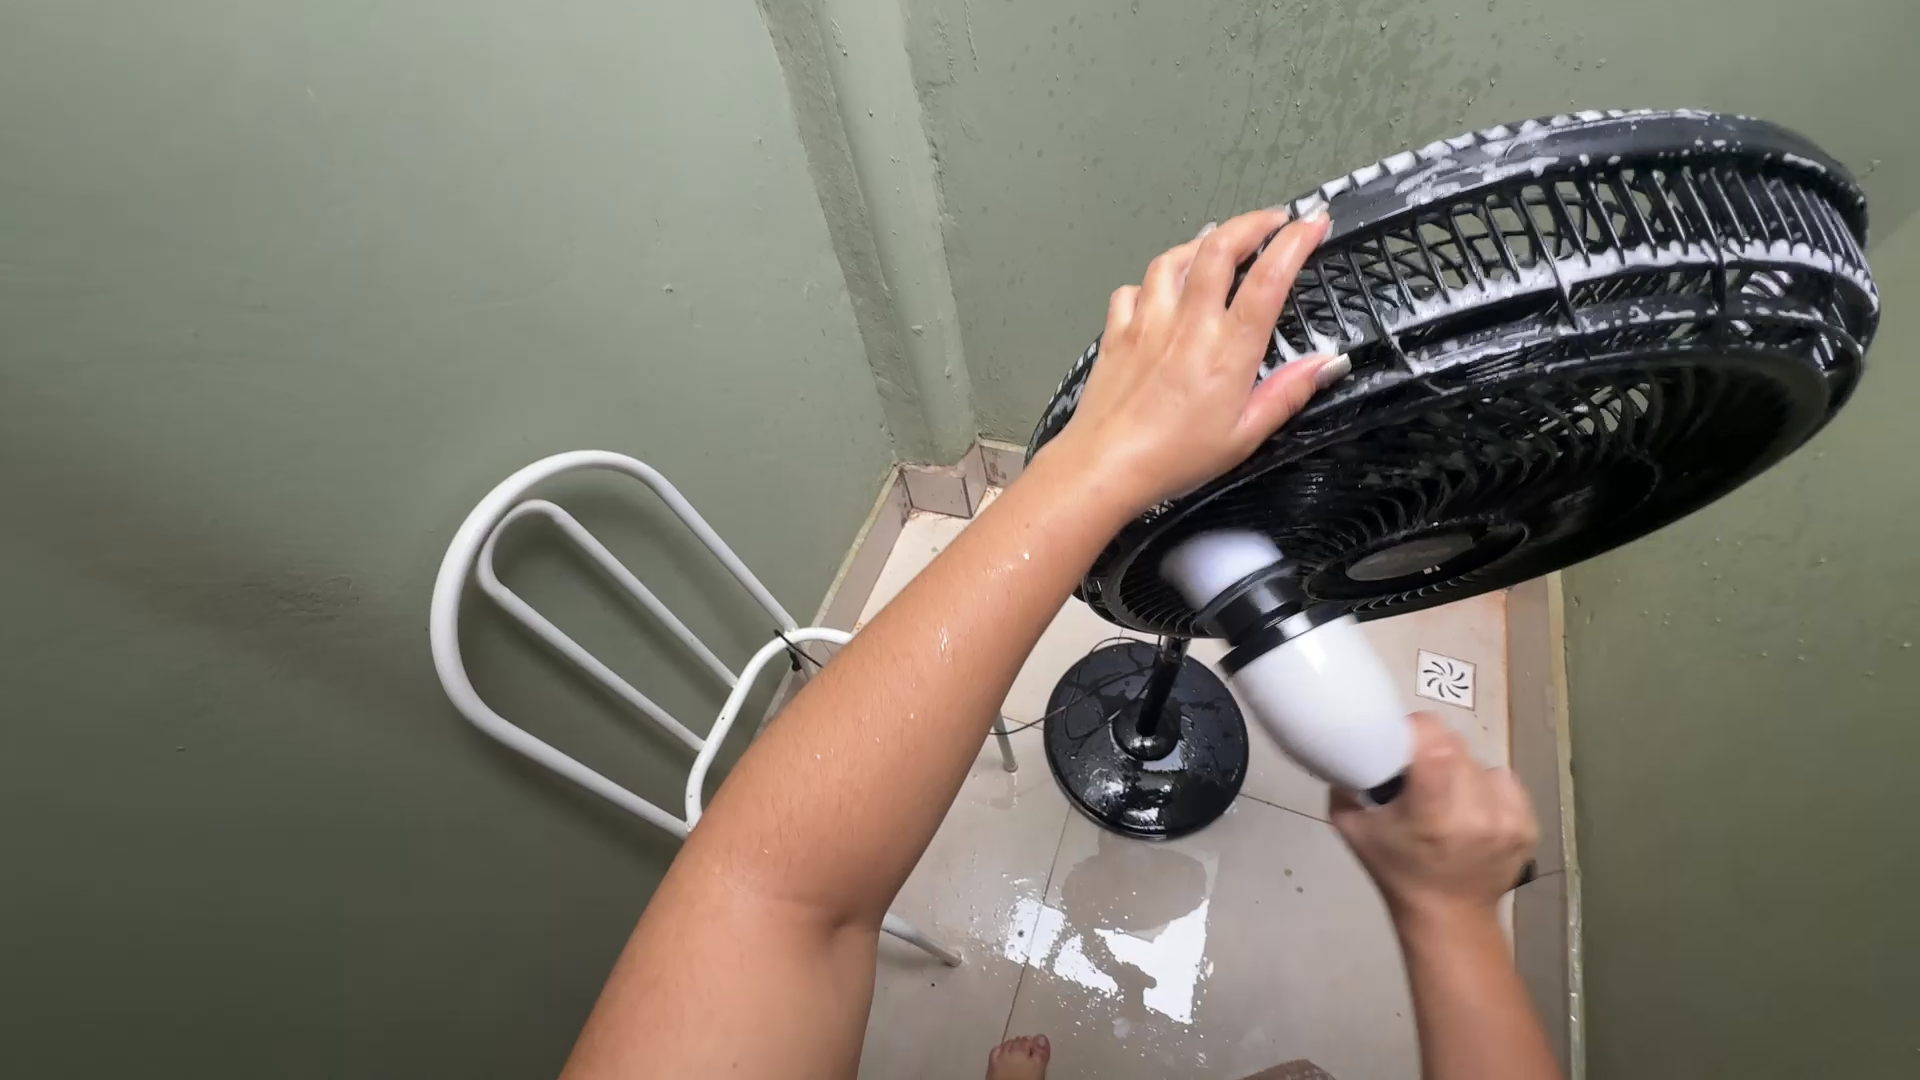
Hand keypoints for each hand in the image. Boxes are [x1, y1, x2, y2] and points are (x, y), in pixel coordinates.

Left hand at [1041, 206, 1345, 516]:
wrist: (1103, 466)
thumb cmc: (1173, 458)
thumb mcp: (1243, 437)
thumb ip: (1287, 394)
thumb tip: (1328, 362)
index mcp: (1228, 349)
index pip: (1269, 277)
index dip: (1295, 241)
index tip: (1313, 223)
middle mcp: (1187, 324)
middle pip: (1219, 247)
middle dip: (1251, 223)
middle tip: (1271, 221)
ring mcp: (1146, 324)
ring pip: (1172, 260)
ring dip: (1199, 243)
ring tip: (1216, 244)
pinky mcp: (1115, 335)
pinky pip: (1131, 290)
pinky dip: (1149, 282)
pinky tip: (1158, 291)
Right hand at [1329, 713, 1538, 925]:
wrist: (1448, 915)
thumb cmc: (1393, 868)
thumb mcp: (1349, 826)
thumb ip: (1346, 783)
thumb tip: (1350, 748)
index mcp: (1430, 814)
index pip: (1436, 744)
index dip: (1417, 728)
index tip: (1400, 735)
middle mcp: (1475, 814)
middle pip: (1456, 746)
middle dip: (1432, 746)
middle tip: (1413, 763)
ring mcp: (1507, 822)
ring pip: (1478, 760)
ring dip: (1457, 765)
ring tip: (1442, 786)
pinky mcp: (1528, 826)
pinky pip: (1504, 778)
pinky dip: (1484, 781)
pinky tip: (1469, 801)